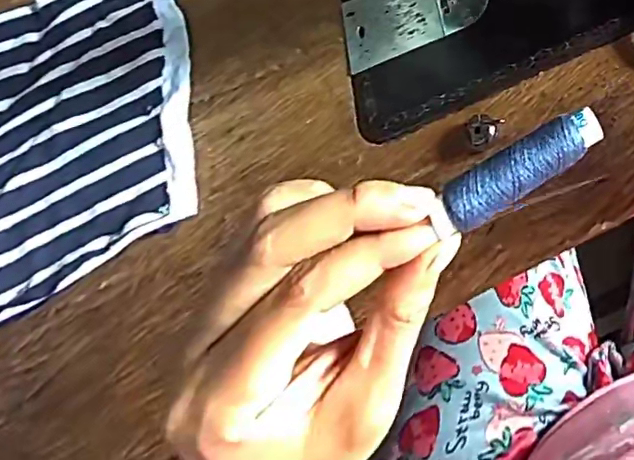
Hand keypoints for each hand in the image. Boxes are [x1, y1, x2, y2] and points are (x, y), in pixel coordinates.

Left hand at [168, 180, 458, 459]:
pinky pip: (268, 215)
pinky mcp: (224, 279)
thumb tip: (433, 247)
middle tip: (415, 202)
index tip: (426, 231)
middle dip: (354, 207)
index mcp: (226, 399)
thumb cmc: (305, 455)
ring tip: (394, 210)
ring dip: (338, 200)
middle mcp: (201, 345)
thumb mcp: (364, 412)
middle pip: (271, 242)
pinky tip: (355, 217)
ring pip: (266, 217)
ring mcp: (204, 308)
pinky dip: (320, 201)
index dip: (373, 251)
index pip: (301, 295)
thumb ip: (398, 323)